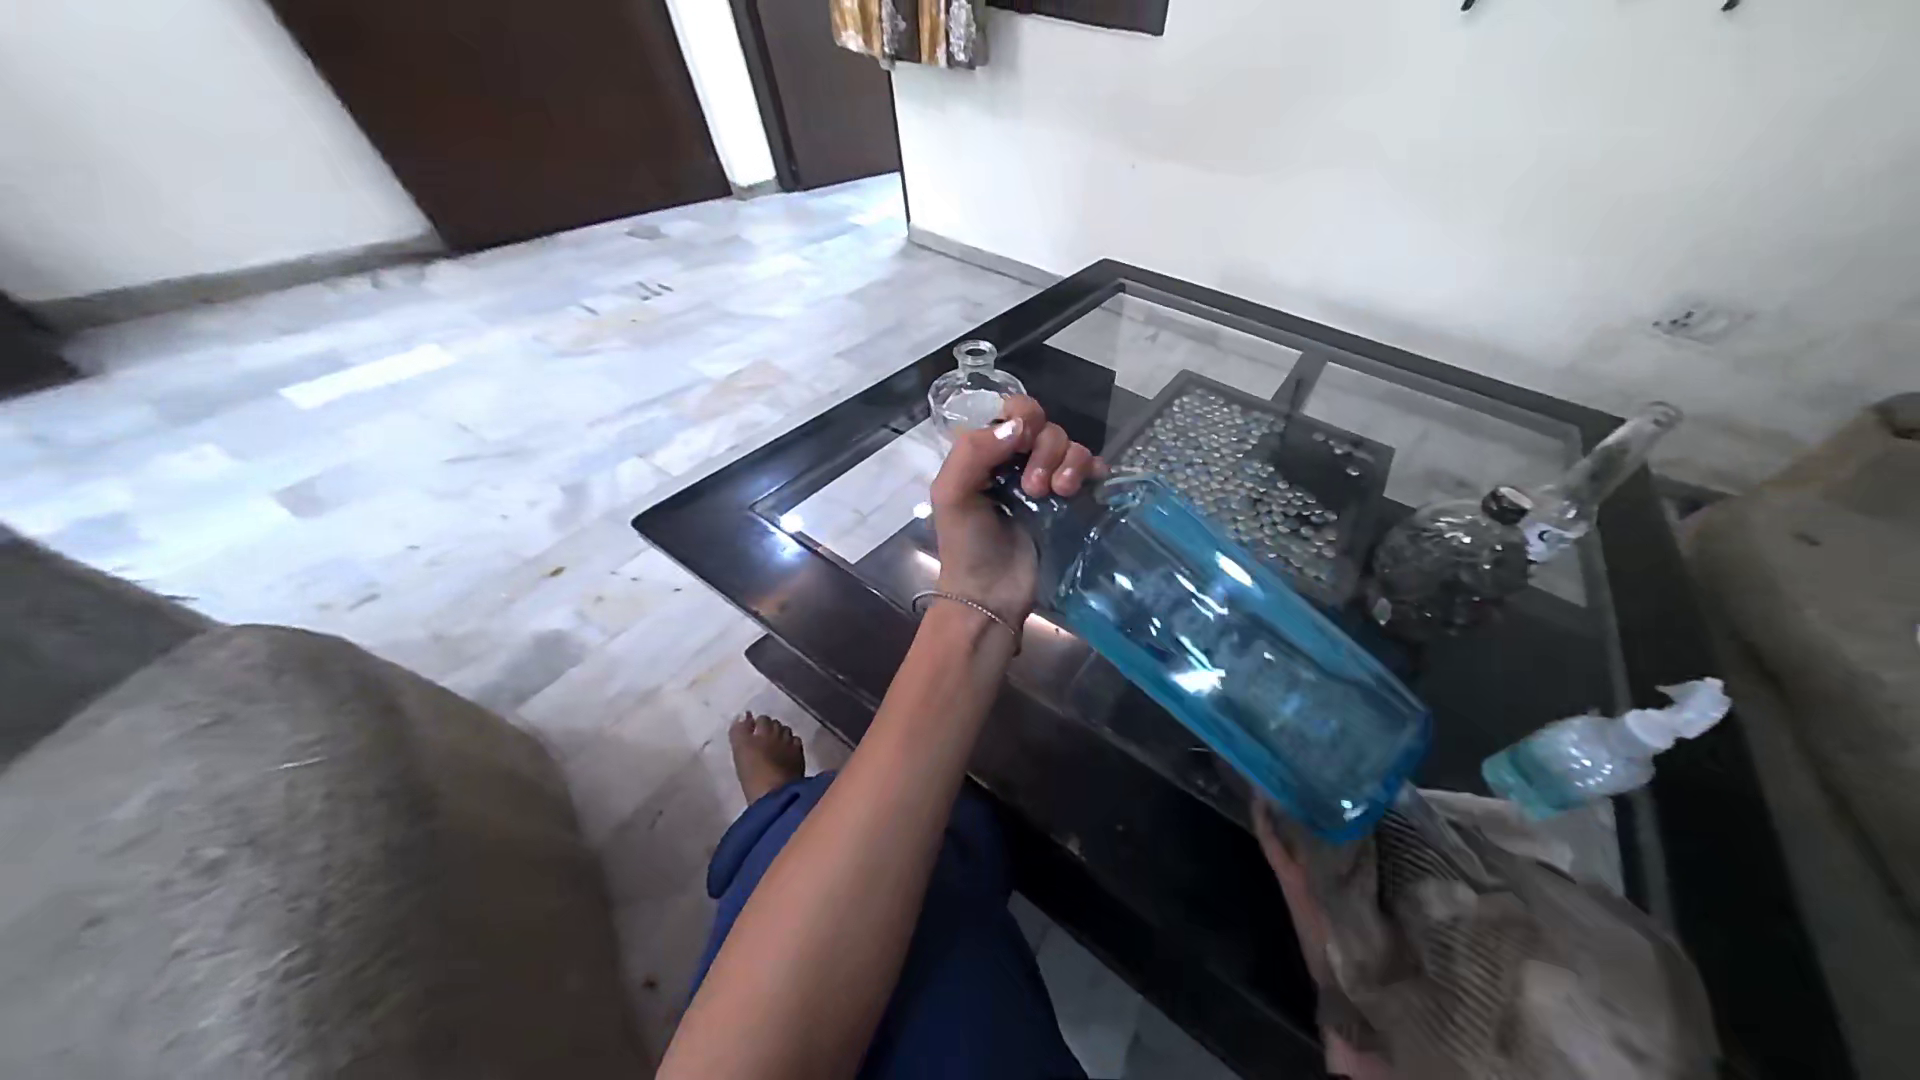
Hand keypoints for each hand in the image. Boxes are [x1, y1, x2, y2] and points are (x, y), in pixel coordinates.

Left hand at [928, 396, 1105, 625]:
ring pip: (1069, 444)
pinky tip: (1079, 488)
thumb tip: (1018, 427)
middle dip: (1045, 449)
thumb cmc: (967, 545)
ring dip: (1066, 462)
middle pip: (1045, 425)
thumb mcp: (951, 494)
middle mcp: (1016, 460)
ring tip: (1056, 494)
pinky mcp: (1071, 500)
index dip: (1021, 419)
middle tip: (1033, 487)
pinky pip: (1090, 466)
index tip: (1020, 445)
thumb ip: (973, 452)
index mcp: (985, 453)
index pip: (1011, 412)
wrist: (992, 594)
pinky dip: (1090, 469)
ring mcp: (1046, 479)